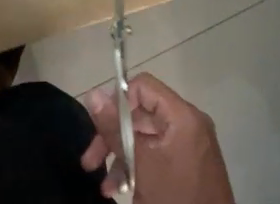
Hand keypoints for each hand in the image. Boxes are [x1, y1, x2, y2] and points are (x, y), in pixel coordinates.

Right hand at [81, 73, 234, 203]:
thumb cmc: (175, 196)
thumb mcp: (140, 164)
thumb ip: (115, 128)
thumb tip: (92, 93)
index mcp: (182, 115)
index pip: (144, 87)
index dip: (117, 101)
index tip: (97, 125)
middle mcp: (188, 123)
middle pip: (142, 115)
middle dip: (113, 137)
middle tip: (90, 161)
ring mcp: (190, 145)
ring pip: (146, 139)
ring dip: (122, 158)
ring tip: (106, 187)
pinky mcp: (188, 165)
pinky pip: (158, 155)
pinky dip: (139, 168)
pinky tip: (121, 190)